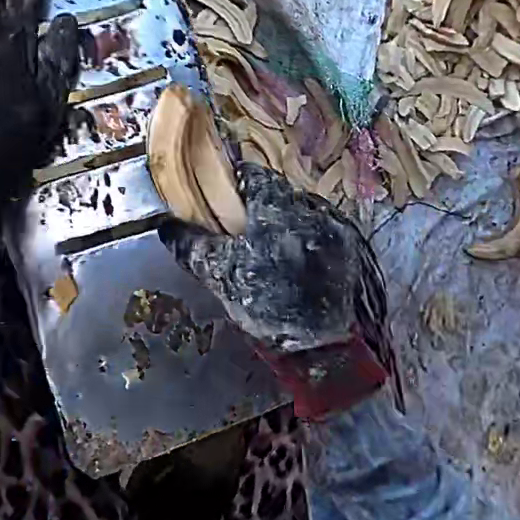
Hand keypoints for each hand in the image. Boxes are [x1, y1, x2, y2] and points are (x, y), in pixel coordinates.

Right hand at [160, 164, 391, 417]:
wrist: (329, 345)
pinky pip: (322, 232)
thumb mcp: (221, 276)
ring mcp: (336, 227)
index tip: (221, 194)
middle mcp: (309, 207)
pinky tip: (296, 264)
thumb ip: (192, 247)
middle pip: (276, 193)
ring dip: (283, 223)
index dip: (232, 181)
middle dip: (258, 205)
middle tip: (240, 226)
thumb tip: (166, 228)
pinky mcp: (353, 249)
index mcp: (274, 205)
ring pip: (300, 212)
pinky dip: (306, 240)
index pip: (250, 174)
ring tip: (268, 249)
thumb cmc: (269, 304)